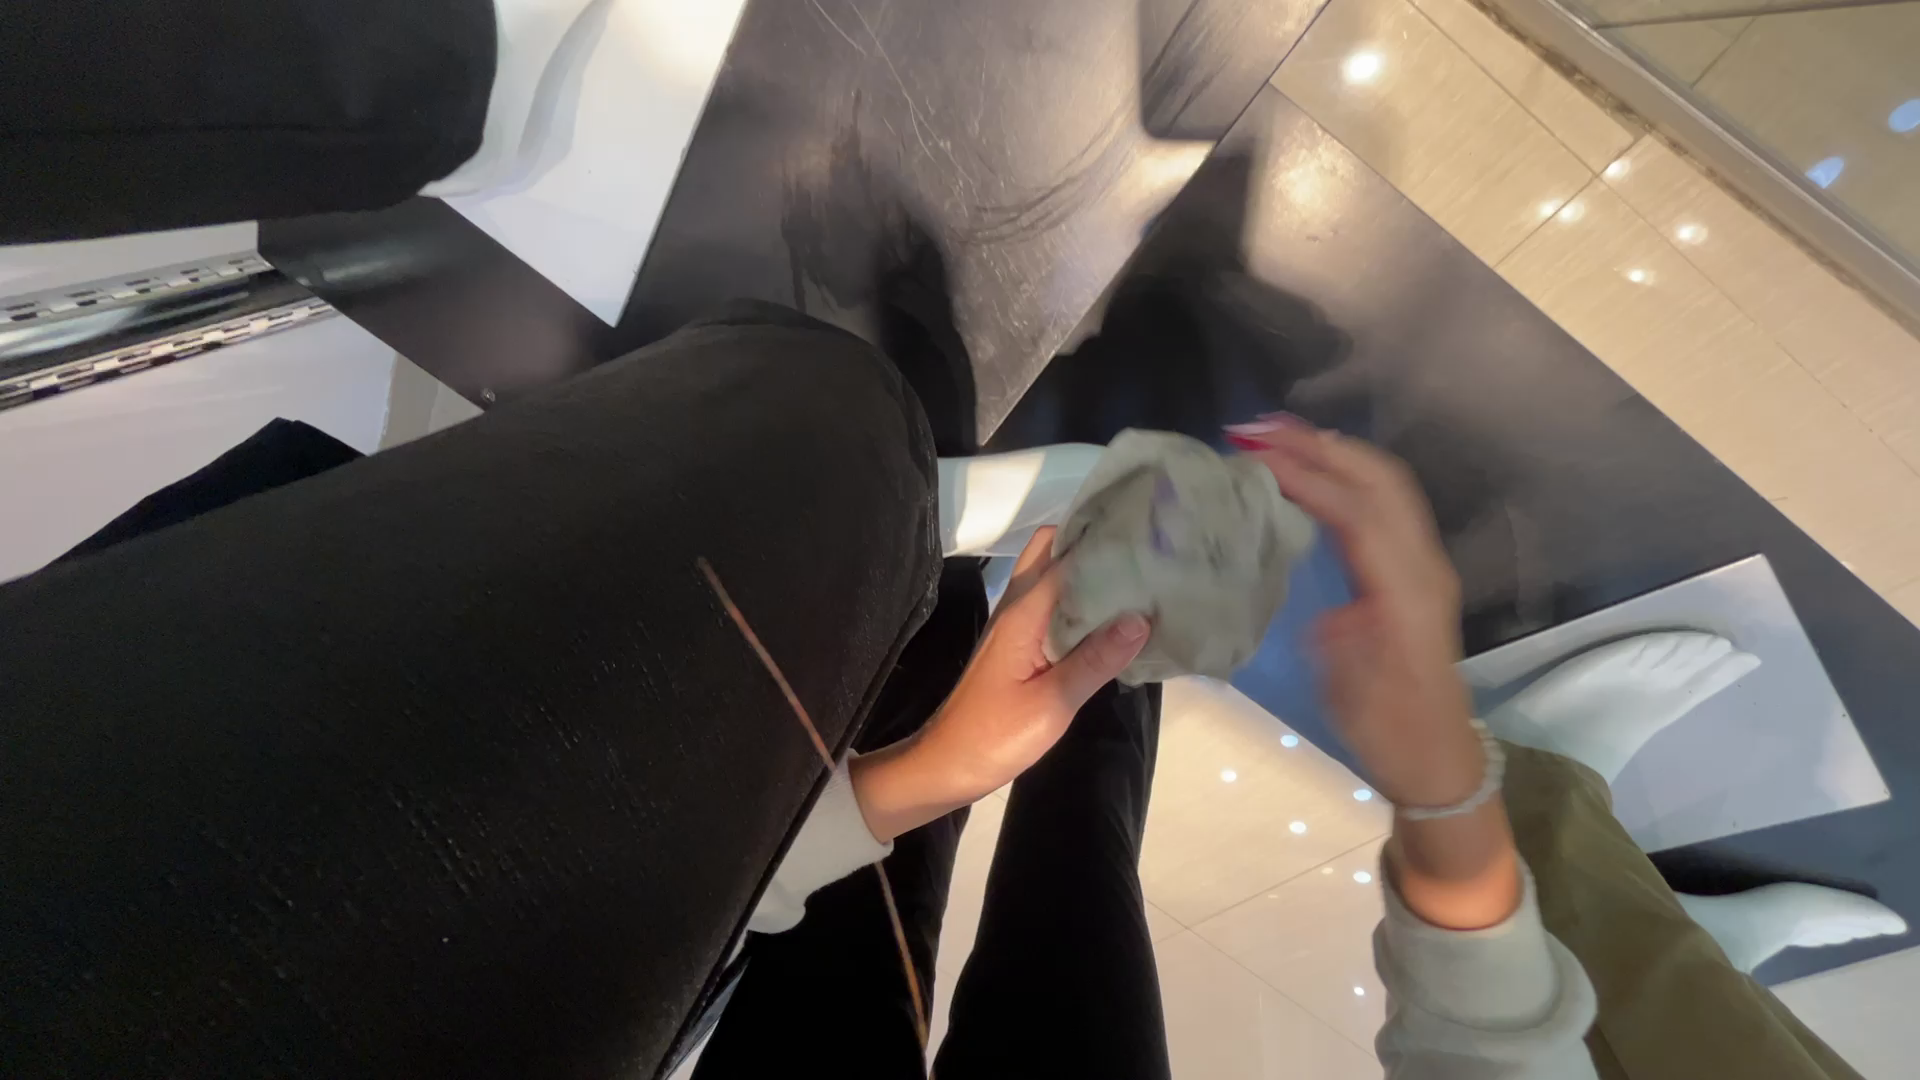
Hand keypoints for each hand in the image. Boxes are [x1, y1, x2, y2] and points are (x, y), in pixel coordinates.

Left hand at [849, 527, 1150, 841]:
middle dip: (1090, 544)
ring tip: (1137, 579)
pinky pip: (1050, 606)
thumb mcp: (1052, 703)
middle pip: (1050, 552)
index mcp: (1023, 612)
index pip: (1065, 556)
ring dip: (1085, 573)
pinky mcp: (1018, 644)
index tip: (1147, 538)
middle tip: (1140, 554)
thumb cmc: (995, 736)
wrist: (947, 764)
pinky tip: (1111, 619)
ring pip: (1050, 577)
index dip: (1103, 541)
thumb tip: (1141, 616)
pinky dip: (1078, 602)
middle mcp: (1016, 606)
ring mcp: (1015, 624)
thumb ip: (1095, 660)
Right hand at [1228, 417, 1479, 804]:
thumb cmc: (1389, 730)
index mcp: (1407, 592)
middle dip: (1317, 444)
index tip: (1253, 458)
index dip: (1307, 478)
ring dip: (1330, 449)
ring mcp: (1421, 560)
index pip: (1358, 513)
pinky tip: (1308, 468)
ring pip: (1384, 481)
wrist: (1440, 756)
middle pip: (1378, 479)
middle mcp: (1422, 564)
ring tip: (1273, 434)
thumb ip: (1338, 629)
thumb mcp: (1354, 687)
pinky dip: (1342, 470)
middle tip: (1254, 428)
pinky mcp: (1411, 565)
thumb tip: (1310, 587)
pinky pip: (1380, 498)